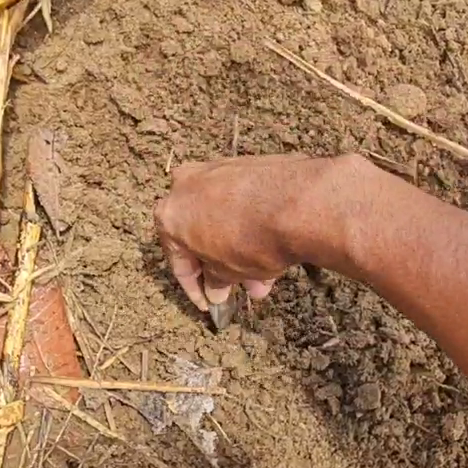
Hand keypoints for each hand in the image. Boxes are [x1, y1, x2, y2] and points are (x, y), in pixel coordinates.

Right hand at [152, 154, 370, 310]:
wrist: (297, 203)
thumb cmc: (252, 239)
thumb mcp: (228, 272)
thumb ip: (216, 280)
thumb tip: (215, 289)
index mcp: (170, 215)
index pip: (178, 261)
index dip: (193, 288)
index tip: (207, 303)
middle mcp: (186, 187)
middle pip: (200, 236)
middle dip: (221, 267)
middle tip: (236, 290)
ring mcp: (216, 171)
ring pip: (223, 220)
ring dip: (239, 251)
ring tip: (262, 279)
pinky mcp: (246, 164)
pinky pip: (241, 202)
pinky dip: (250, 227)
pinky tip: (270, 250)